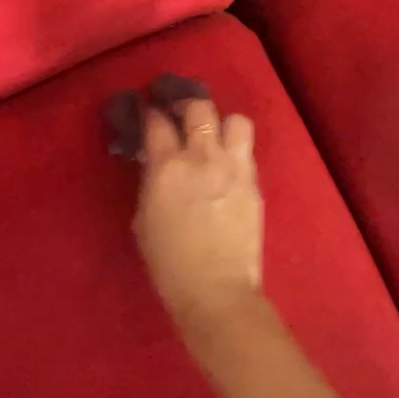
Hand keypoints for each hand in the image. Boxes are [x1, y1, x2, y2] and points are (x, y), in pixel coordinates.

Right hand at [133, 97, 262, 332]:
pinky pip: (247, 151)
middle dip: (186, 105)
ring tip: (212, 135)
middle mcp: (202, 158)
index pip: (156, 121)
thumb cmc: (169, 262)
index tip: (146, 113)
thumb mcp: (144, 217)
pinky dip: (234, 150)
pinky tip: (226, 164)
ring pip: (235, 120)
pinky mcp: (254, 184)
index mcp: (167, 167)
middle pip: (199, 108)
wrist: (216, 291)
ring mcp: (234, 168)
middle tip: (179, 115)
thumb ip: (150, 180)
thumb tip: (153, 161)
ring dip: (221, 123)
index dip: (149, 112)